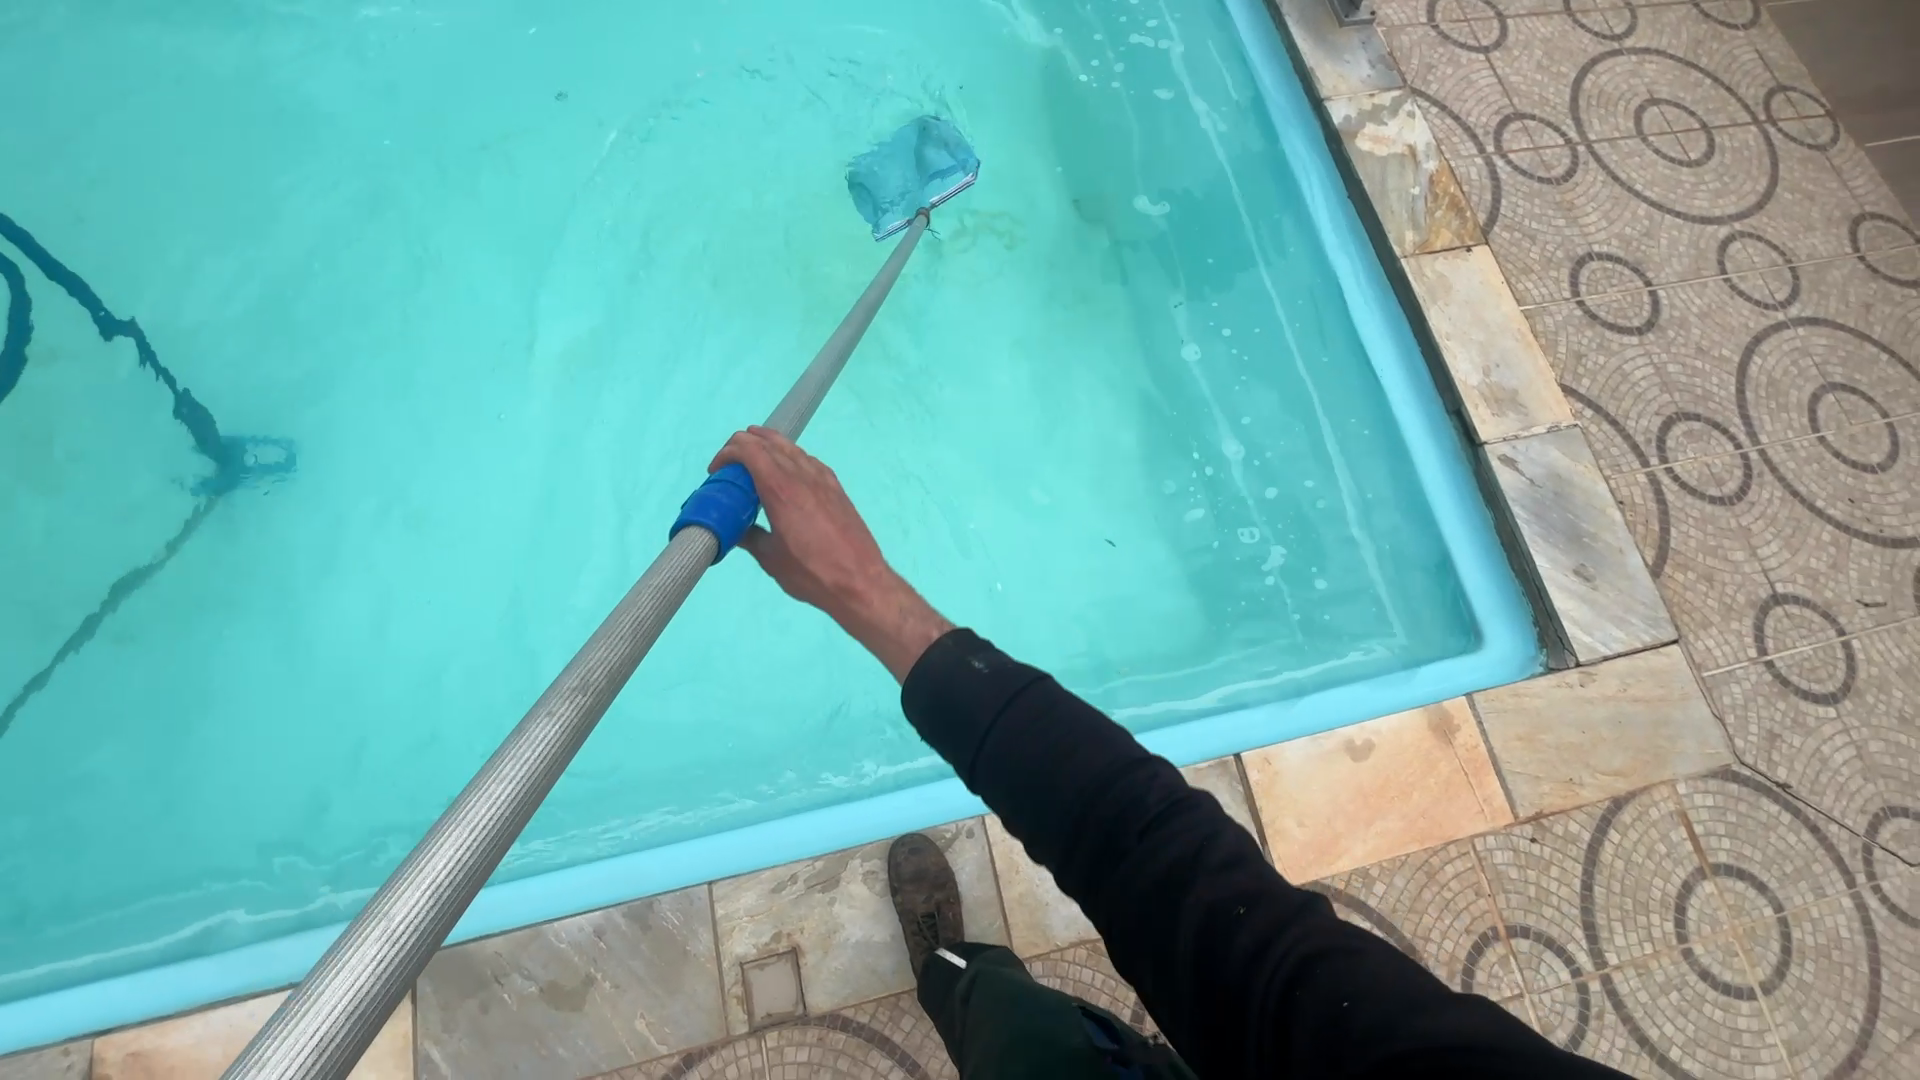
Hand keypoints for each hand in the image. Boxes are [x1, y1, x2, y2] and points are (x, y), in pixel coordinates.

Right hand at [710, 427, 953, 680]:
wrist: (860, 580)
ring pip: (789, 447)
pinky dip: (790, 459)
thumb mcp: (771, 559)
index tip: (716, 473)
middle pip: (767, 441)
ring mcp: (823, 478)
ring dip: (767, 448)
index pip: (748, 449)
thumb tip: (734, 530)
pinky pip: (807, 460)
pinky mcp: (836, 487)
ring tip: (753, 466)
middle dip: (742, 446)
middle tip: (731, 469)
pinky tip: (785, 477)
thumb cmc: (812, 573)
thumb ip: (749, 537)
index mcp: (780, 488)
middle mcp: (802, 475)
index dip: (726, 454)